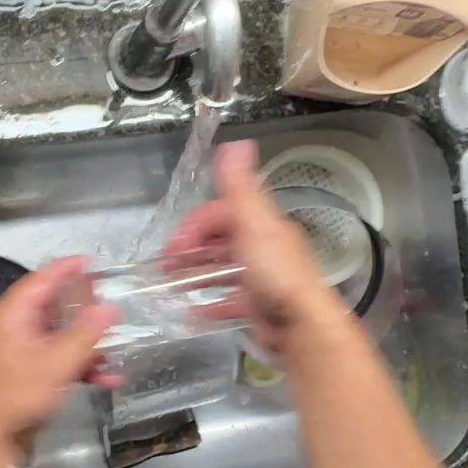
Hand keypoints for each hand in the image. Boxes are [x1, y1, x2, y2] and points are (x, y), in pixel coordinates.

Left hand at [0, 257, 117, 443]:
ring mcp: (23, 349)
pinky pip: (60, 357)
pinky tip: (107, 377)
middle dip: (86, 312)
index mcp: (13, 315)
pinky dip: (81, 364)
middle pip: (55, 306)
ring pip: (62, 334)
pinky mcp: (30, 370)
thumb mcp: (56, 364)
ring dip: (88, 344)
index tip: (91, 261)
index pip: (42, 279)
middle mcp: (16, 326)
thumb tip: (109, 308)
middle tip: (110, 307)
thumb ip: (85, 335)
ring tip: (115, 350)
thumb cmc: (16, 397)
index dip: (67, 268)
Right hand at [164, 140, 344, 354]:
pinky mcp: (259, 307)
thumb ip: (240, 188)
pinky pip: (230, 301)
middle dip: (191, 248)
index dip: (194, 225)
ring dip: (196, 273)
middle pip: (220, 240)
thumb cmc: (276, 273)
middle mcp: (264, 247)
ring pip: (223, 269)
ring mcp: (262, 278)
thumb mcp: (255, 224)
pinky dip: (210, 304)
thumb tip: (237, 143)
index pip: (220, 213)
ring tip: (171, 285)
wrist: (302, 325)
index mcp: (263, 224)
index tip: (174, 246)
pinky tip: (193, 311)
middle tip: (165, 265)